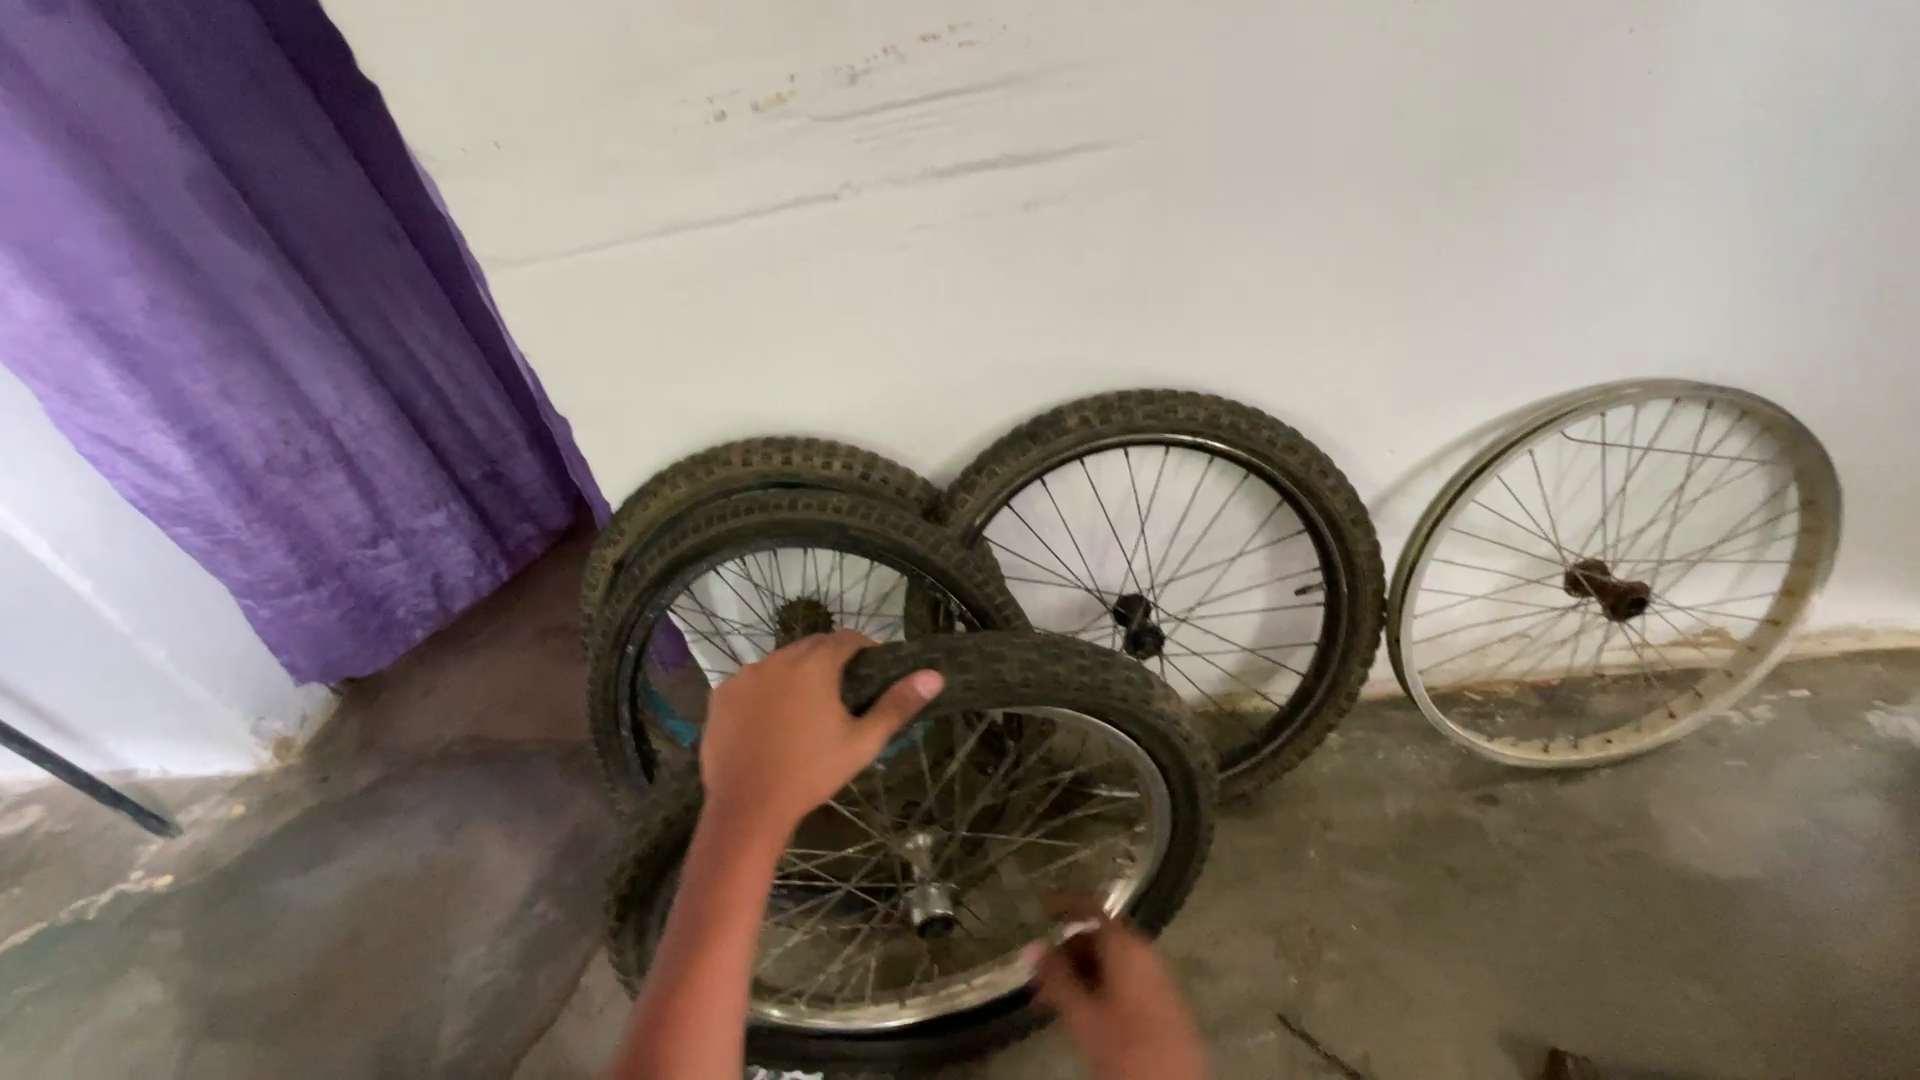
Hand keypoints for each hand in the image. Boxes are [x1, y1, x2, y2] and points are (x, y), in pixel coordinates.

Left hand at [699, 630, 942, 841]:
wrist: (747, 807)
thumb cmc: (811, 773)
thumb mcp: (862, 743)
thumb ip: (897, 705)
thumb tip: (934, 675)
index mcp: (815, 665)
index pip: (846, 638)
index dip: (864, 648)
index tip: (873, 670)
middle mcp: (778, 659)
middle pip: (812, 646)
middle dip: (831, 660)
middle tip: (844, 693)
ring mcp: (745, 675)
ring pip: (780, 662)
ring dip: (797, 673)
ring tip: (807, 708)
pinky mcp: (721, 694)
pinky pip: (752, 681)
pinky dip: (766, 690)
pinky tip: (772, 721)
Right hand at [1032, 909, 1208, 1079]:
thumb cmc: (1125, 1046)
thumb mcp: (1082, 1014)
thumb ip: (1056, 977)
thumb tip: (1032, 946)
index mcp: (1127, 946)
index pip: (1091, 908)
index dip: (1064, 905)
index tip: (1039, 909)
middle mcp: (1145, 952)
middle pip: (1099, 937)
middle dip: (1066, 953)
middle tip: (1039, 977)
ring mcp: (1156, 977)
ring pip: (1110, 962)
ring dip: (1080, 974)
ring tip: (1053, 1000)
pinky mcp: (1162, 1002)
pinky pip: (1124, 980)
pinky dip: (1099, 987)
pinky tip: (1082, 1012)